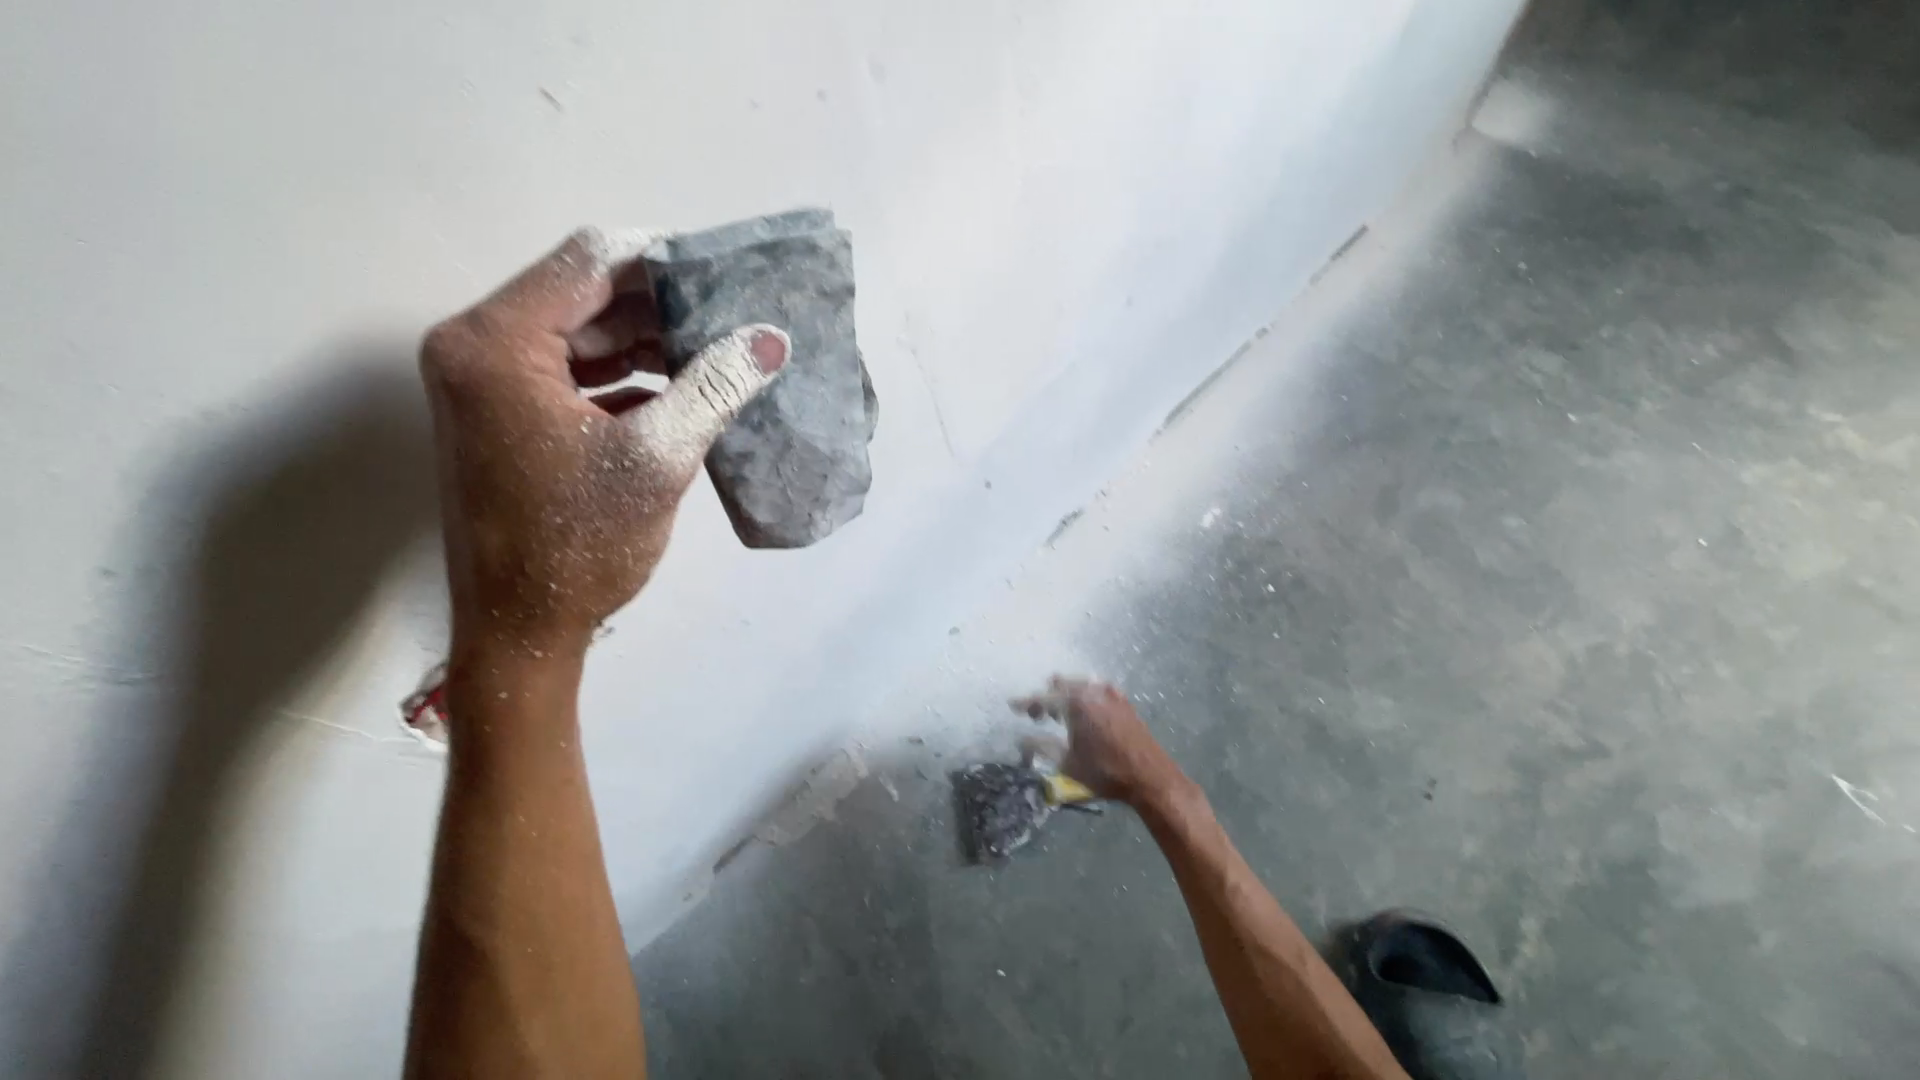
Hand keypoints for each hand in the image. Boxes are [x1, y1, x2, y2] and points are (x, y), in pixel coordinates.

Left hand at [419, 228, 788, 656]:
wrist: (522, 630)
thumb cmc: (580, 545)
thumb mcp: (658, 459)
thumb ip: (714, 386)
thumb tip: (771, 339)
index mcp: (496, 344)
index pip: (589, 261)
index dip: (664, 259)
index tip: (728, 274)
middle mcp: (477, 347)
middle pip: (584, 294)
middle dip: (663, 305)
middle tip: (736, 316)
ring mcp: (487, 382)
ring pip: (582, 333)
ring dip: (649, 342)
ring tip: (721, 353)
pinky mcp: (506, 413)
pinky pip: (573, 371)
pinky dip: (627, 376)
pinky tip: (684, 389)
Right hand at [1014, 676, 1188, 804]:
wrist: (1149, 776)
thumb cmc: (1105, 771)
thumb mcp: (1067, 763)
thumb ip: (1041, 747)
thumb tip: (1021, 739)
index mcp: (1076, 703)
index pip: (1044, 698)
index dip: (1026, 703)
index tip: (1012, 706)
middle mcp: (1092, 691)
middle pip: (1062, 686)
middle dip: (1047, 697)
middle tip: (1037, 715)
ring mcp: (1111, 694)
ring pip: (1081, 685)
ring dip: (1066, 695)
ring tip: (1058, 713)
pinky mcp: (1124, 702)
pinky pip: (1098, 690)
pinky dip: (1086, 696)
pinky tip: (1085, 708)